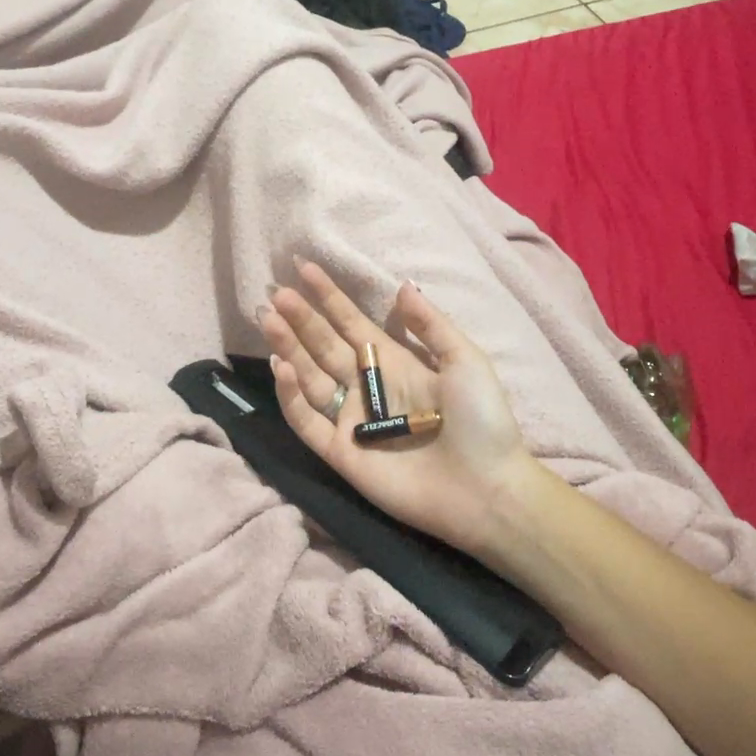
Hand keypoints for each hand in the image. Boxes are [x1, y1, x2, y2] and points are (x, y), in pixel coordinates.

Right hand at [257, 259, 540, 553]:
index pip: (352, 322)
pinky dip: (291, 396)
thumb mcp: (465, 361)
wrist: (485, 489)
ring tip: (269, 320)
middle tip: (276, 294)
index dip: (328, 297)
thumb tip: (402, 285)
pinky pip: (308, 421)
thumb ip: (430, 325)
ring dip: (289, 348)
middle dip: (301, 319)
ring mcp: (350, 420)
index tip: (303, 267)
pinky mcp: (340, 452)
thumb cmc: (481, 421)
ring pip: (309, 377)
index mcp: (394, 362)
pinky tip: (282, 368)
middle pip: (324, 346)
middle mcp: (367, 386)